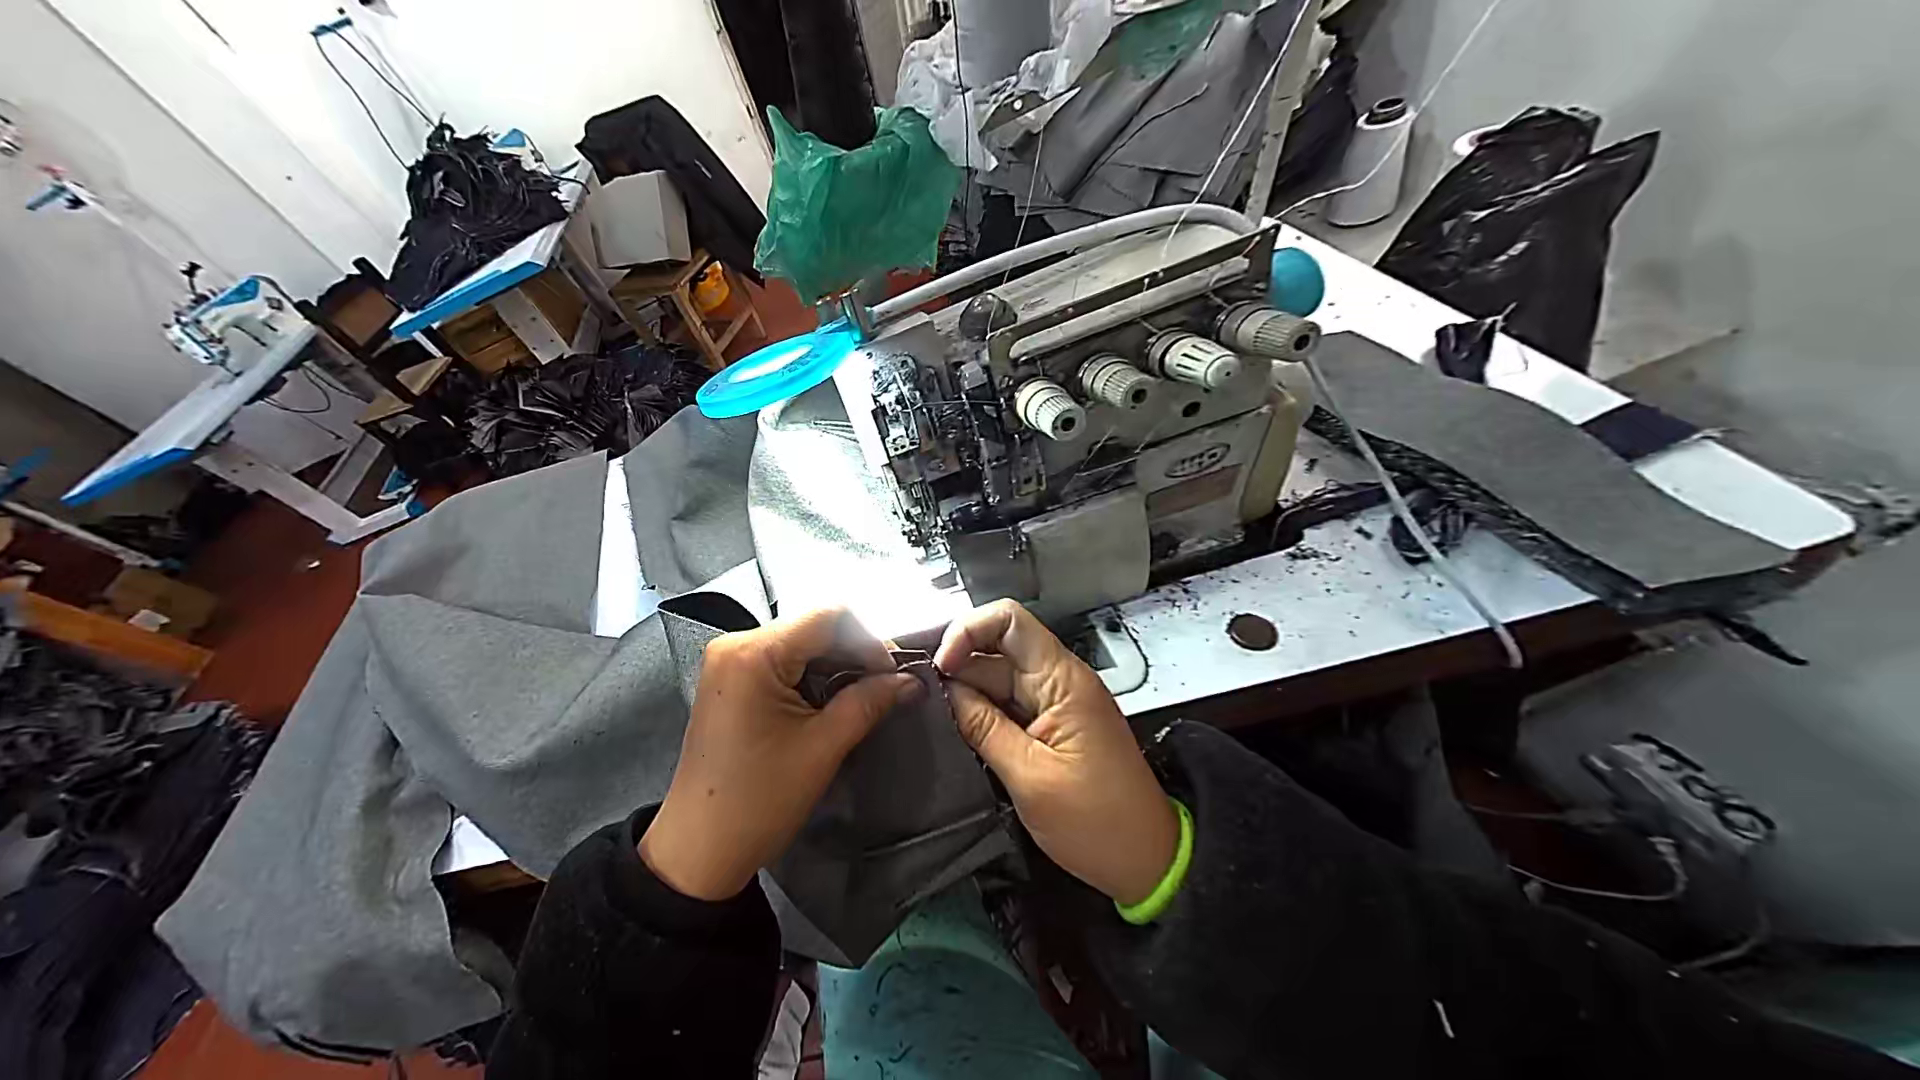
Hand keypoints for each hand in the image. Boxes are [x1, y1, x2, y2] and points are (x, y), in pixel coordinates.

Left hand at [639, 607, 923, 899]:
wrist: (699, 850)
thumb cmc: (758, 799)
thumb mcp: (822, 747)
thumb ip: (869, 702)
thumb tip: (910, 680)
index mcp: (753, 653)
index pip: (829, 617)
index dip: (870, 640)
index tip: (894, 674)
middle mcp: (736, 644)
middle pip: (815, 627)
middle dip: (857, 653)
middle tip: (888, 686)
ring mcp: (730, 662)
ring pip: (803, 644)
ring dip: (838, 666)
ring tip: (865, 697)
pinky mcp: (733, 681)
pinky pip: (784, 662)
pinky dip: (815, 676)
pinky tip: (833, 701)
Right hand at [935, 600, 1177, 905]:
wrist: (1147, 858)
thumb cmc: (1096, 823)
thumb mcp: (1029, 777)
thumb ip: (983, 727)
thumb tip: (947, 691)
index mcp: (1062, 681)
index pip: (1009, 620)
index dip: (968, 631)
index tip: (941, 667)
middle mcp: (1060, 680)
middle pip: (998, 648)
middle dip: (960, 667)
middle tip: (929, 702)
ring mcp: (1057, 701)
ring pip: (1000, 676)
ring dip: (969, 692)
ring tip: (941, 721)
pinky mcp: (1055, 723)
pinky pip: (1011, 702)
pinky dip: (985, 712)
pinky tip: (963, 732)